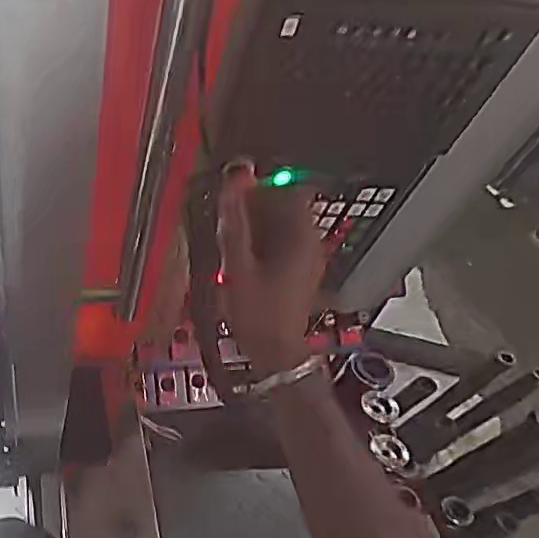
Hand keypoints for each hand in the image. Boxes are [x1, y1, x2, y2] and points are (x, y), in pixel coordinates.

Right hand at [217, 161, 328, 375]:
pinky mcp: (300, 273)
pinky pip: (282, 245)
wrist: (275, 355)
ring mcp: (308, 259)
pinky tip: (243, 261)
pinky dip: (262, 245)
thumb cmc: (260, 316)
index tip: (235, 192)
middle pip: (284, 206)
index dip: (258, 186)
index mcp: (300, 236)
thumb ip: (235, 222)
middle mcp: (310, 243)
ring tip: (233, 244)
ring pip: (281, 226)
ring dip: (256, 227)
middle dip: (255, 208)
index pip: (285, 188)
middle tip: (228, 220)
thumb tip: (235, 182)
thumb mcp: (238, 267)